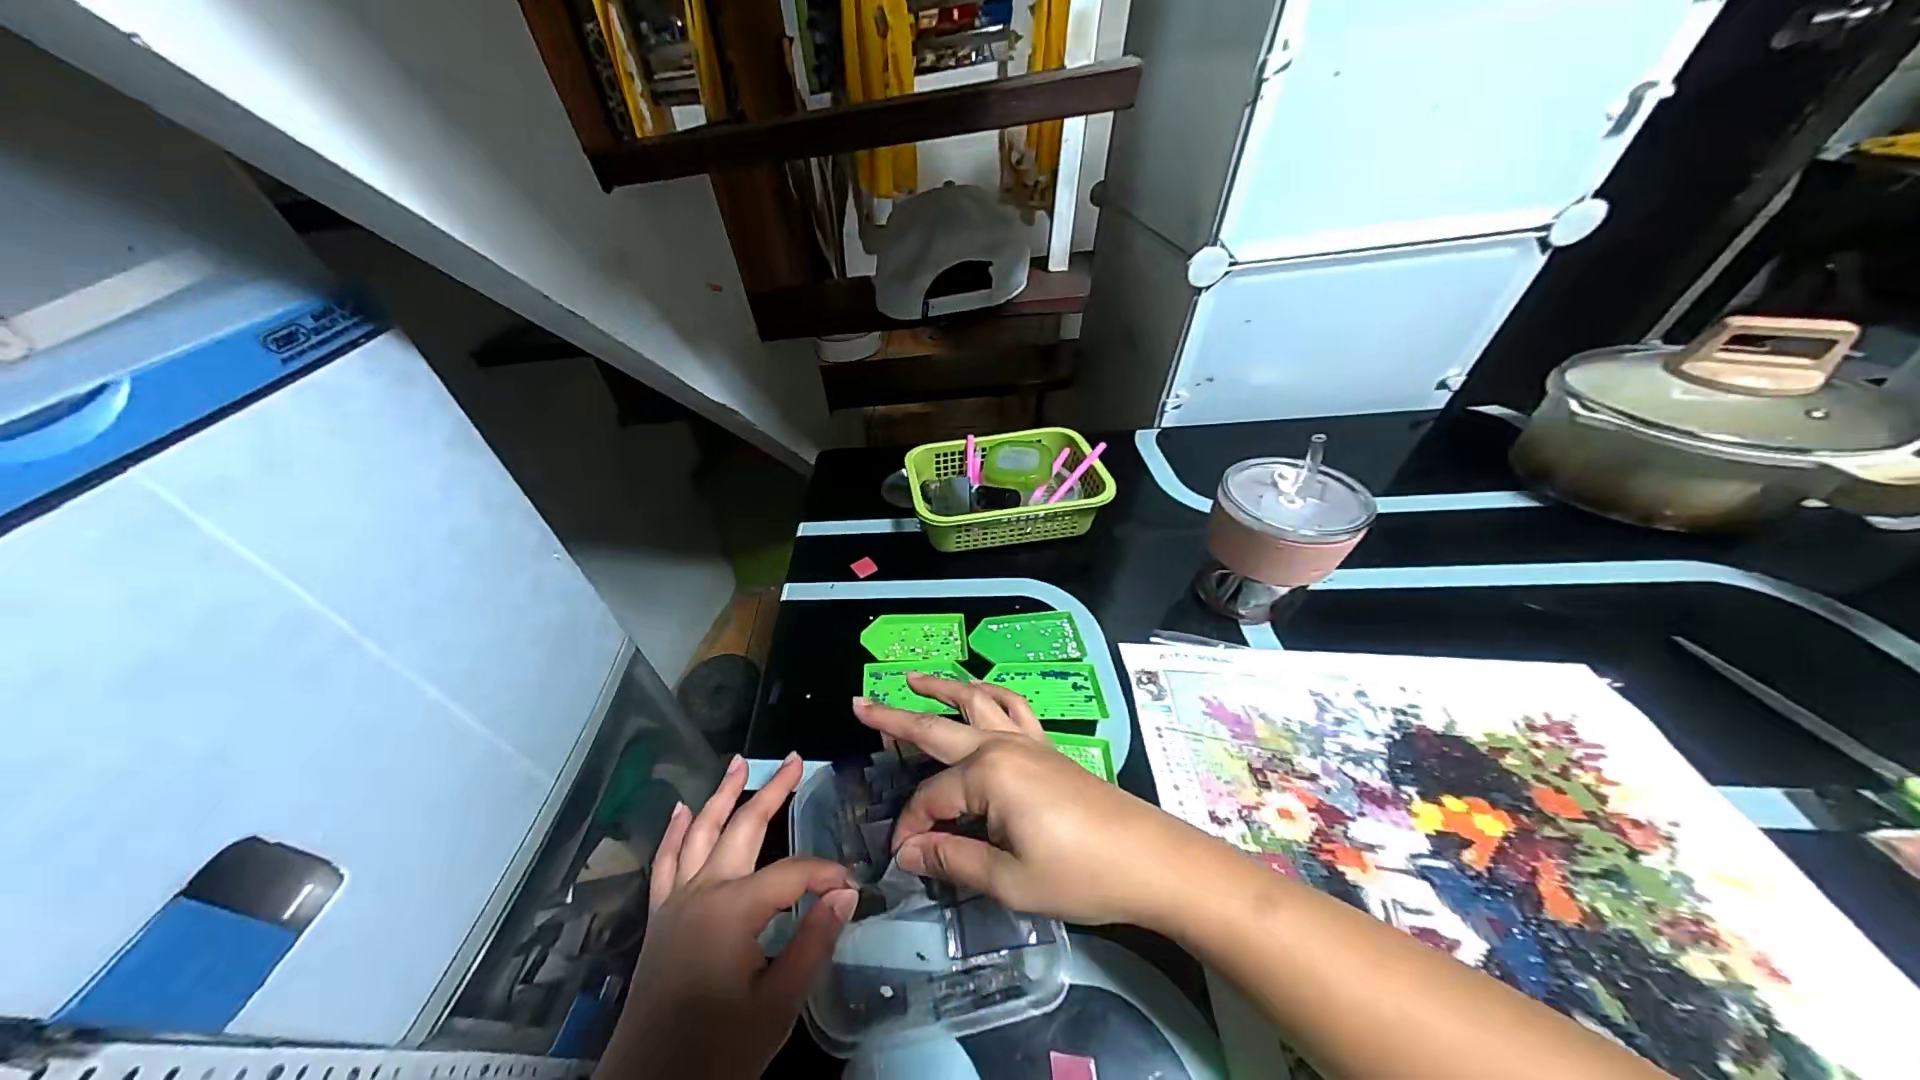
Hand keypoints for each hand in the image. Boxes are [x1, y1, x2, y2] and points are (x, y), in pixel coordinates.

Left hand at [599, 754, 856, 1079]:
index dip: (825, 874)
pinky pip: (665, 863)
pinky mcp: (660, 918)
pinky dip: (675, 832)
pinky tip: (683, 810)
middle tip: (794, 760)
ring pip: (700, 833)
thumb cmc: (717, 1051)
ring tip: (737, 762)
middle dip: (772, 792)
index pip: (792, 873)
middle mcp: (702, 892)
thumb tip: (845, 893)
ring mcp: (676, 902)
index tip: (851, 888)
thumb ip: (813, 943)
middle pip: (743, 828)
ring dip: (720, 795)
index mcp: (734, 910)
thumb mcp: (777, 1005)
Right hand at [852, 674, 1226, 927]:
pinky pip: (1014, 706)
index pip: (931, 800)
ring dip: (944, 688)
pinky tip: (980, 694)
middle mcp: (1003, 745)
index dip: (912, 829)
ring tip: (916, 678)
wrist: (1150, 860)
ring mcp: (1028, 740)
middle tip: (860, 704)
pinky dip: (990, 693)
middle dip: (896, 718)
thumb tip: (907, 851)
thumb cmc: (1080, 873)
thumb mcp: (1009, 879)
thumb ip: (953, 860)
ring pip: (977, 701)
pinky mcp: (1048, 746)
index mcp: (989, 776)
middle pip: (939, 728)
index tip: (903, 857)